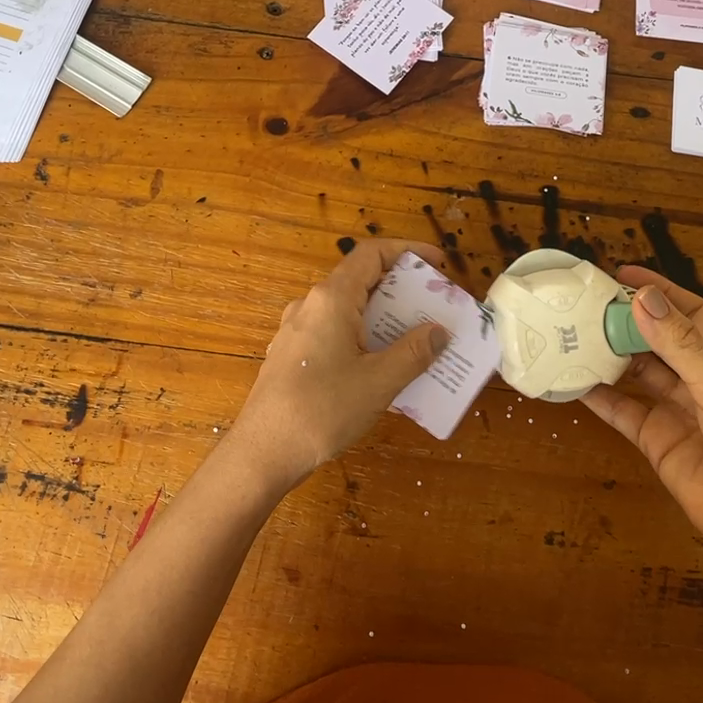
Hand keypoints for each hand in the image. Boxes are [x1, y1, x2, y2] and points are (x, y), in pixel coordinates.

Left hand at [227, 239, 449, 491]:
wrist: (263, 451)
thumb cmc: (322, 410)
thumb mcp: (378, 382)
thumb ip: (412, 352)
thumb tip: (438, 331)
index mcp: (332, 299)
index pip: (372, 254)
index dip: (408, 251)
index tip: (437, 264)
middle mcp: (311, 305)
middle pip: (361, 281)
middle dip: (401, 291)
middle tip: (434, 309)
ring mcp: (296, 329)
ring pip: (347, 310)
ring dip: (382, 318)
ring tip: (415, 340)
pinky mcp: (291, 354)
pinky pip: (334, 333)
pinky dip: (362, 338)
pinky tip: (380, 368)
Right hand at [582, 267, 702, 565]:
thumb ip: (680, 343)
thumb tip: (642, 298)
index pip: (689, 313)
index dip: (657, 292)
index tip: (619, 274)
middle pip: (657, 340)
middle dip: (625, 322)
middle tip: (584, 305)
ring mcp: (679, 410)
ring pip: (637, 373)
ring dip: (609, 355)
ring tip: (573, 335)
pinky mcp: (657, 440)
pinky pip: (623, 411)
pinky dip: (599, 396)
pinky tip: (573, 380)